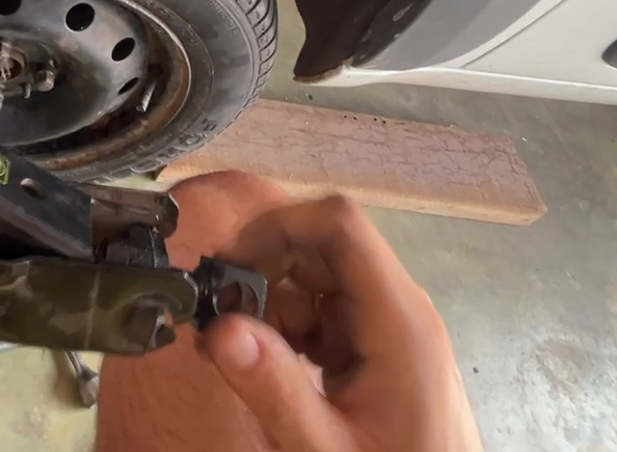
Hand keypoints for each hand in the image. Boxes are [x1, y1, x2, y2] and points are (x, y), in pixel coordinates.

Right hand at [201, 196, 482, 450]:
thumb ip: (276, 391)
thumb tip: (217, 328)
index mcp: (400, 319)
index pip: (340, 225)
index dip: (280, 224)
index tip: (229, 261)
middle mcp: (397, 306)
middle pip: (320, 247)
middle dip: (262, 269)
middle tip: (216, 312)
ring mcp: (386, 325)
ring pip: (314, 278)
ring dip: (267, 303)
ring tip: (230, 351)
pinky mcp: (374, 347)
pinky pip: (320, 311)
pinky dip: (283, 327)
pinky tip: (263, 366)